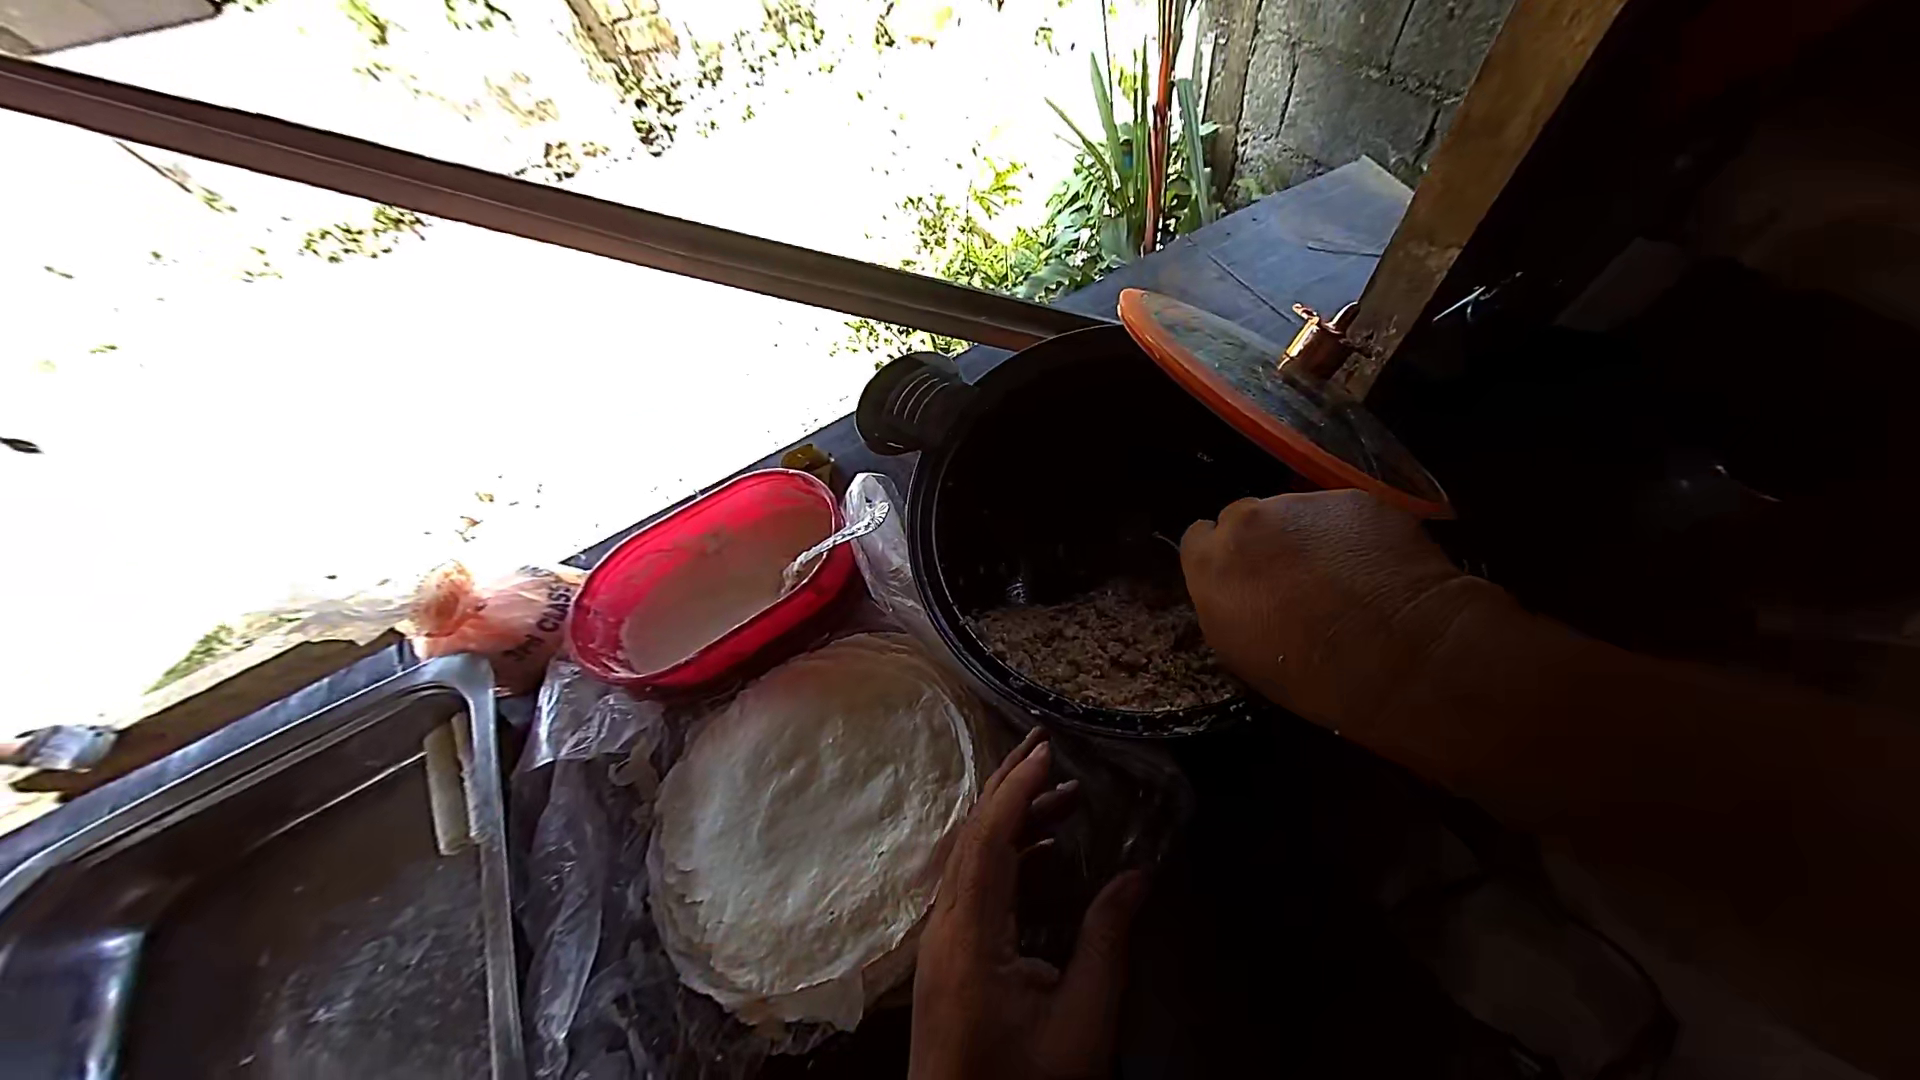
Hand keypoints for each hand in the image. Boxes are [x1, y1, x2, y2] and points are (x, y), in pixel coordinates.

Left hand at [909, 730, 1147, 1079]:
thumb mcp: (1081, 1025)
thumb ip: (1107, 944)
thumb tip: (1136, 876)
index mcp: (969, 934)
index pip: (989, 838)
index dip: (1017, 788)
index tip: (1047, 751)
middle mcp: (946, 921)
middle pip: (973, 833)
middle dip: (1008, 782)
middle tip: (1045, 744)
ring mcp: (942, 933)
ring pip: (972, 852)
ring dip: (1011, 815)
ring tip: (1060, 790)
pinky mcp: (949, 946)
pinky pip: (975, 878)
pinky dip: (1008, 850)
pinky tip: (1044, 845)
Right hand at [1180, 489, 1493, 733]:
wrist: (1399, 658)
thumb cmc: (1308, 672)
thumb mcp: (1236, 647)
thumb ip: (1222, 598)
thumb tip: (1233, 583)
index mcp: (1210, 562)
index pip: (1199, 536)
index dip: (1222, 555)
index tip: (1243, 575)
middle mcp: (1244, 522)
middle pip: (1243, 517)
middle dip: (1261, 539)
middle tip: (1293, 573)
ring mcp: (1300, 505)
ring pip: (1293, 510)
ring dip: (1306, 533)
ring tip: (1341, 571)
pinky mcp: (1352, 499)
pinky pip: (1341, 511)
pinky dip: (1351, 532)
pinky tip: (1374, 564)